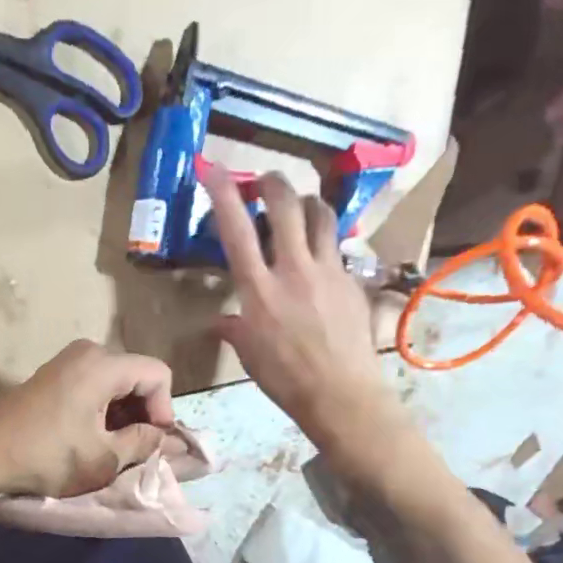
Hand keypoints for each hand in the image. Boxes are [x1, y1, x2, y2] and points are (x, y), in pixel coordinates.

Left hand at [0, 340, 173, 497]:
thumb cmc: (49, 457)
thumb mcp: (105, 458)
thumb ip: (144, 443)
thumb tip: (171, 442)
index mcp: (103, 364)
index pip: (158, 375)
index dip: (164, 410)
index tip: (152, 443)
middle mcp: (88, 352)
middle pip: (138, 375)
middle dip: (145, 413)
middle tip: (137, 449)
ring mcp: (68, 360)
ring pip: (117, 382)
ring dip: (124, 415)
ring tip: (115, 448)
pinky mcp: (55, 375)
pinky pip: (95, 385)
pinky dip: (104, 410)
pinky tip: (93, 438)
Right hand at [199, 164, 394, 439]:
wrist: (340, 394)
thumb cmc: (286, 380)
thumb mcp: (250, 355)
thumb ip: (235, 329)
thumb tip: (221, 322)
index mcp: (259, 290)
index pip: (237, 230)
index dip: (223, 193)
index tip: (212, 168)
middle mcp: (293, 270)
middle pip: (286, 204)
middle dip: (273, 182)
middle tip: (265, 182)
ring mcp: (327, 272)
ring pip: (320, 214)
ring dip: (306, 203)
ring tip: (300, 208)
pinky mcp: (351, 281)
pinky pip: (338, 247)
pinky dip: (326, 241)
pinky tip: (322, 255)